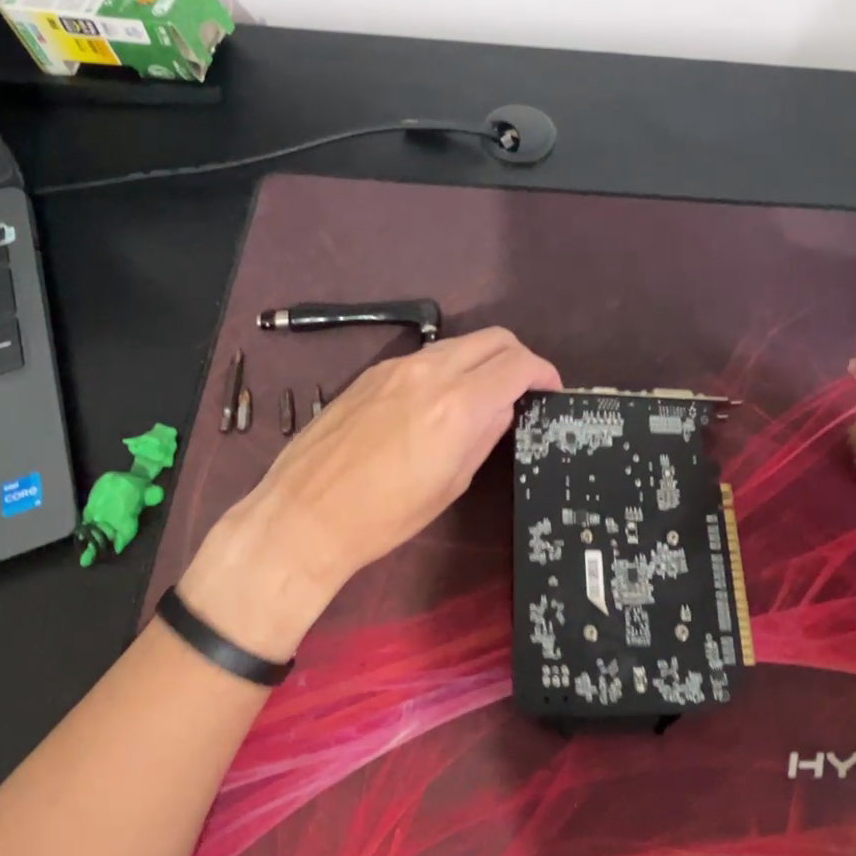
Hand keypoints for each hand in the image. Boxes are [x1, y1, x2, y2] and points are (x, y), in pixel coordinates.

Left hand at [179, 328, 560, 659]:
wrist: (304, 515)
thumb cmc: (384, 516)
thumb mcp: (451, 484)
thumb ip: (484, 435)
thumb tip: (502, 407)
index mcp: (458, 404)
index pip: (518, 364)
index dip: (544, 373)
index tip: (551, 390)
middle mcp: (430, 371)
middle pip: (494, 338)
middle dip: (519, 358)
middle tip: (524, 389)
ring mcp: (397, 366)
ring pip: (459, 343)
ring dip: (482, 360)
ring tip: (482, 396)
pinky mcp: (372, 372)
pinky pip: (426, 355)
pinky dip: (449, 367)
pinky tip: (439, 401)